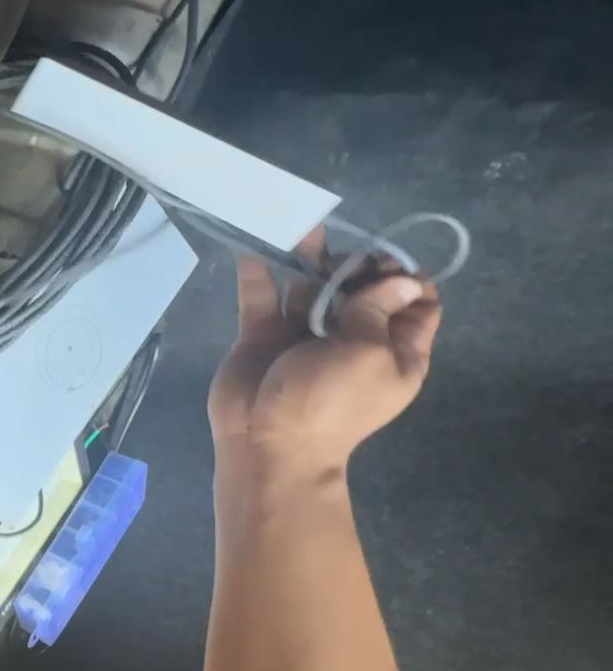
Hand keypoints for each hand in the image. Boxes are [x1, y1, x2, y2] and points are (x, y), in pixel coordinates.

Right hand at [209, 229, 443, 470]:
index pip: (414, 302)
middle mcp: (350, 337)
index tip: (385, 263)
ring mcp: (301, 336)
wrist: (266, 441)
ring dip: (307, 261)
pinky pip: (262, 299)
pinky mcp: (260, 337)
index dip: (405, 277)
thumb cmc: (328, 403)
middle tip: (341, 255)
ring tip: (299, 230)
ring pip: (309, 289)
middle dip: (353, 265)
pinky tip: (256, 250)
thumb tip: (394, 280)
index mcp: (395, 349)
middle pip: (359, 289)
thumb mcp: (367, 356)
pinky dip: (259, 275)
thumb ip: (375, 312)